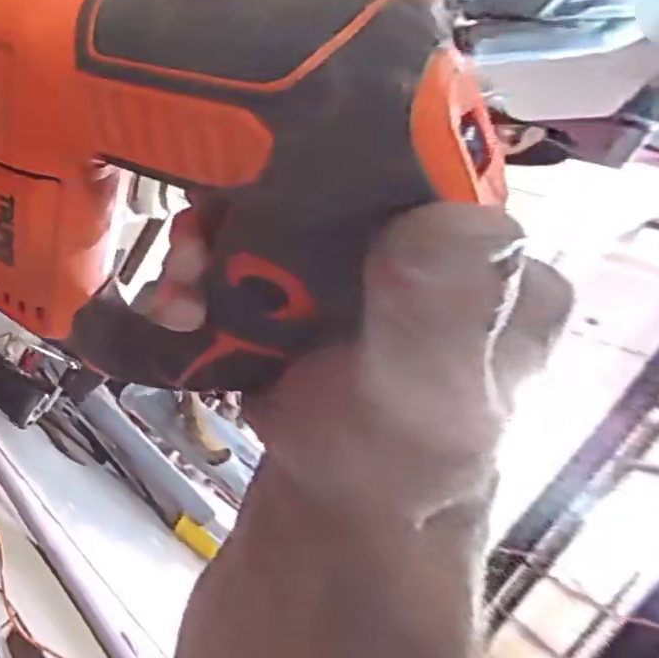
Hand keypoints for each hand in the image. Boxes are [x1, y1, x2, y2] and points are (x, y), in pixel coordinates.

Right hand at [142, 203, 570, 520]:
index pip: (397, 165)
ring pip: (252, 215)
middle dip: (230, 215)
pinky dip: (192, 272)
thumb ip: (436, 314)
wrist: (336, 500)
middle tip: (189, 256)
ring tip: (177, 297)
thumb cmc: (395, 458)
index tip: (246, 177)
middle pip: (303, 185)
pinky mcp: (288, 279)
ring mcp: (341, 260)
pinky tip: (177, 308)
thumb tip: (458, 214)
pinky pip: (227, 249)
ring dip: (198, 248)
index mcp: (480, 256)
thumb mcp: (424, 394)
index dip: (317, 157)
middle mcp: (411, 242)